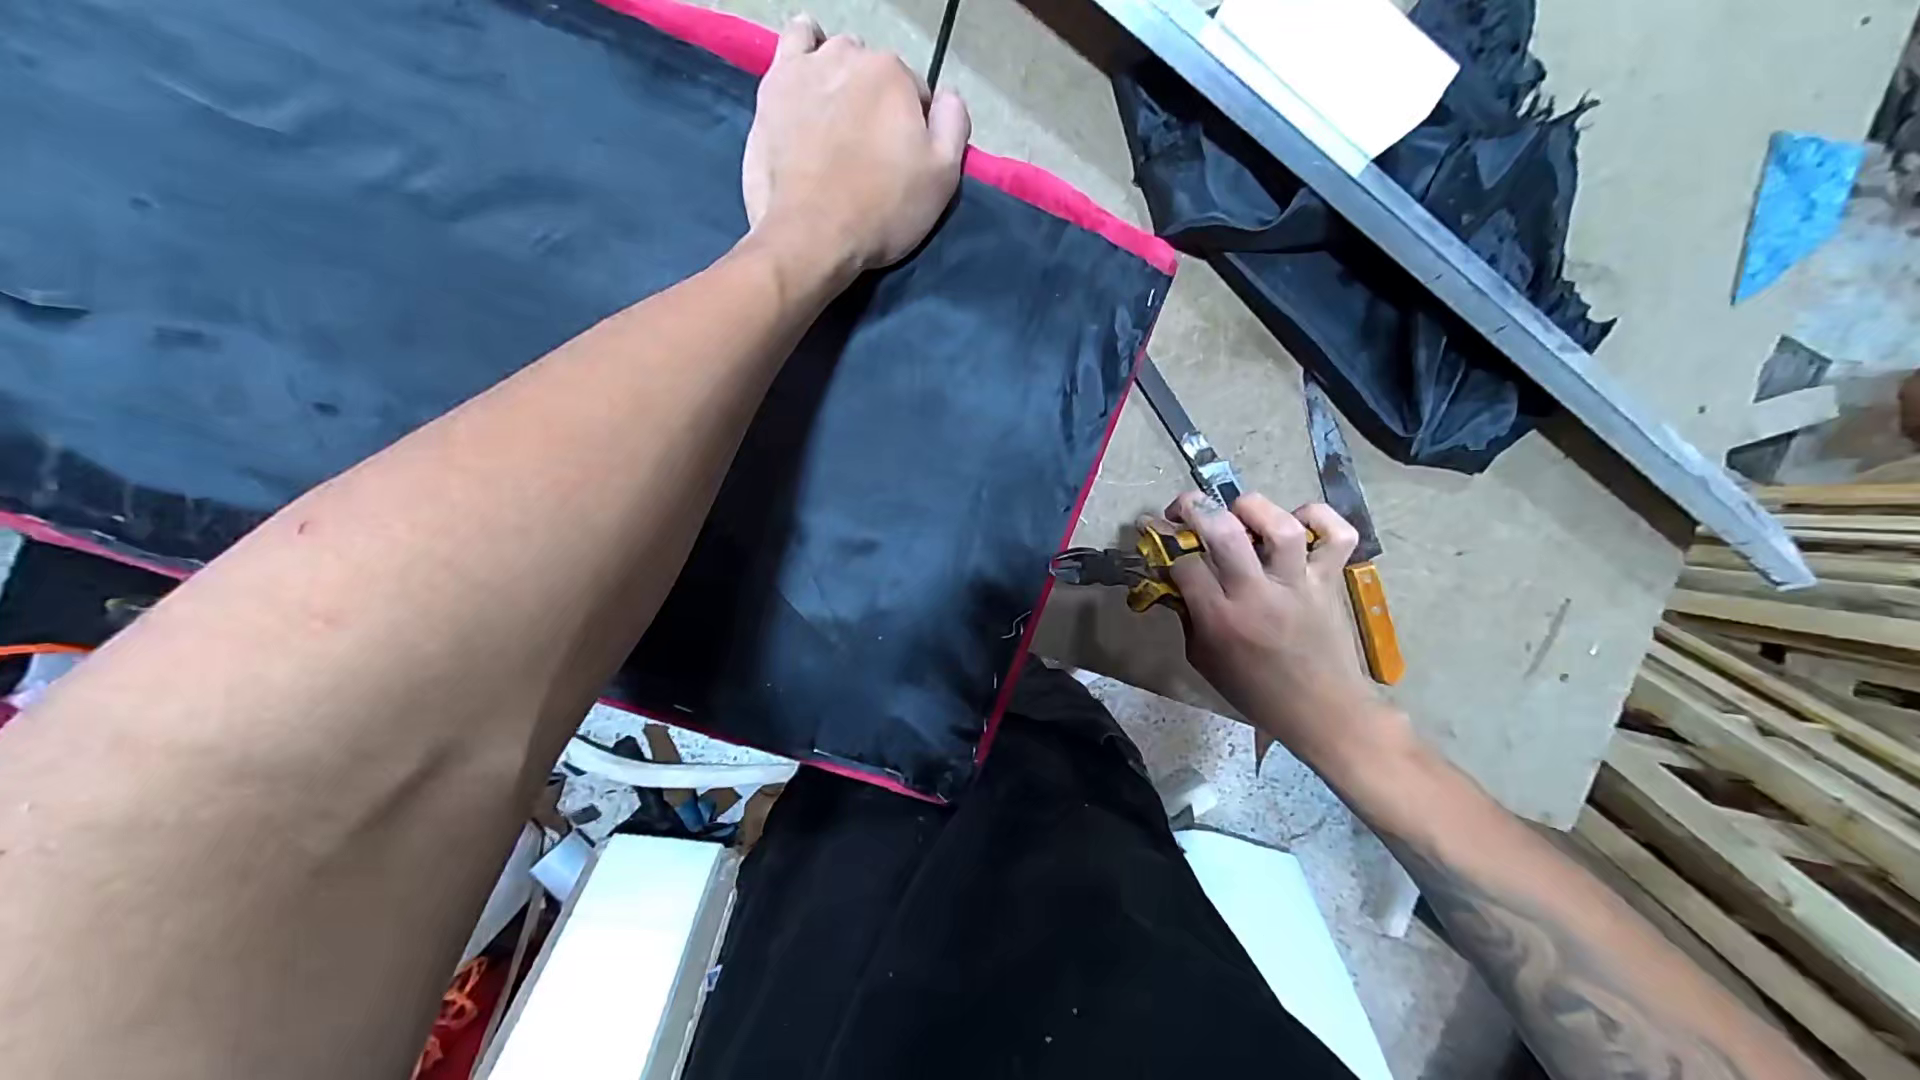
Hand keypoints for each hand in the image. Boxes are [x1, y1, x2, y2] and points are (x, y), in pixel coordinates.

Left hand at [742, 16, 970, 276]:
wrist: (811, 236)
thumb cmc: (881, 212)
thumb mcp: (942, 178)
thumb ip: (954, 125)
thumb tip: (946, 100)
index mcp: (896, 76)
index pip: (917, 96)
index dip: (914, 131)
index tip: (902, 163)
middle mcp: (853, 56)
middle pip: (876, 75)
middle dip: (878, 105)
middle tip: (870, 151)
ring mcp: (808, 66)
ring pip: (838, 57)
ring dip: (844, 81)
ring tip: (839, 124)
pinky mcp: (774, 85)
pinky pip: (795, 41)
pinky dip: (806, 52)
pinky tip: (811, 76)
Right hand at [1164, 491, 1382, 761]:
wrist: (1322, 711)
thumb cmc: (1254, 689)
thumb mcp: (1203, 658)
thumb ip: (1188, 614)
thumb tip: (1175, 576)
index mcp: (1222, 619)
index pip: (1186, 564)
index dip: (1166, 544)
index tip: (1158, 536)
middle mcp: (1258, 595)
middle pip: (1225, 532)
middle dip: (1195, 508)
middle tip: (1184, 508)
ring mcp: (1299, 585)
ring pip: (1281, 526)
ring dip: (1252, 508)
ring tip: (1239, 512)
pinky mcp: (1330, 581)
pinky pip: (1338, 535)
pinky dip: (1320, 517)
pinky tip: (1299, 521)